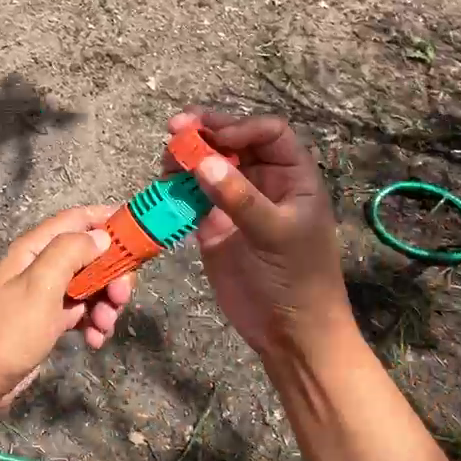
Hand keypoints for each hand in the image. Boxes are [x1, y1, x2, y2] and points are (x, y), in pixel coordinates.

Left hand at [0, 205, 132, 411]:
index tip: (137, 229)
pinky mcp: (48, 319)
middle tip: (121, 298)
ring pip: (89, 286)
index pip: (73, 220)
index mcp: (32, 250)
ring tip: (104, 327)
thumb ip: (68, 254)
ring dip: (105, 304)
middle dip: (112, 274)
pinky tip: (94, 342)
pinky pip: (81, 312)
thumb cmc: (9, 330)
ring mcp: (44, 294)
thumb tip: (99, 235)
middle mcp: (38, 266)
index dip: (104, 219)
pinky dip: (93, 323)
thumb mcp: (40, 286)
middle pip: (88, 256)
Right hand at [169, 109, 350, 358]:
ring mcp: (235, 202)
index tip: (214, 139)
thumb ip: (240, 198)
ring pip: (207, 164)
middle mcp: (264, 183)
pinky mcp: (211, 222)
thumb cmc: (297, 281)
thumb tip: (204, 162)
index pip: (269, 133)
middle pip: (233, 142)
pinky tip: (163, 182)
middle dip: (205, 132)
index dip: (241, 127)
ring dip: (185, 156)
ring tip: (166, 159)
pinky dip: (175, 184)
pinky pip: (190, 193)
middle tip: (174, 127)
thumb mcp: (275, 235)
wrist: (288, 333)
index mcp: (293, 179)